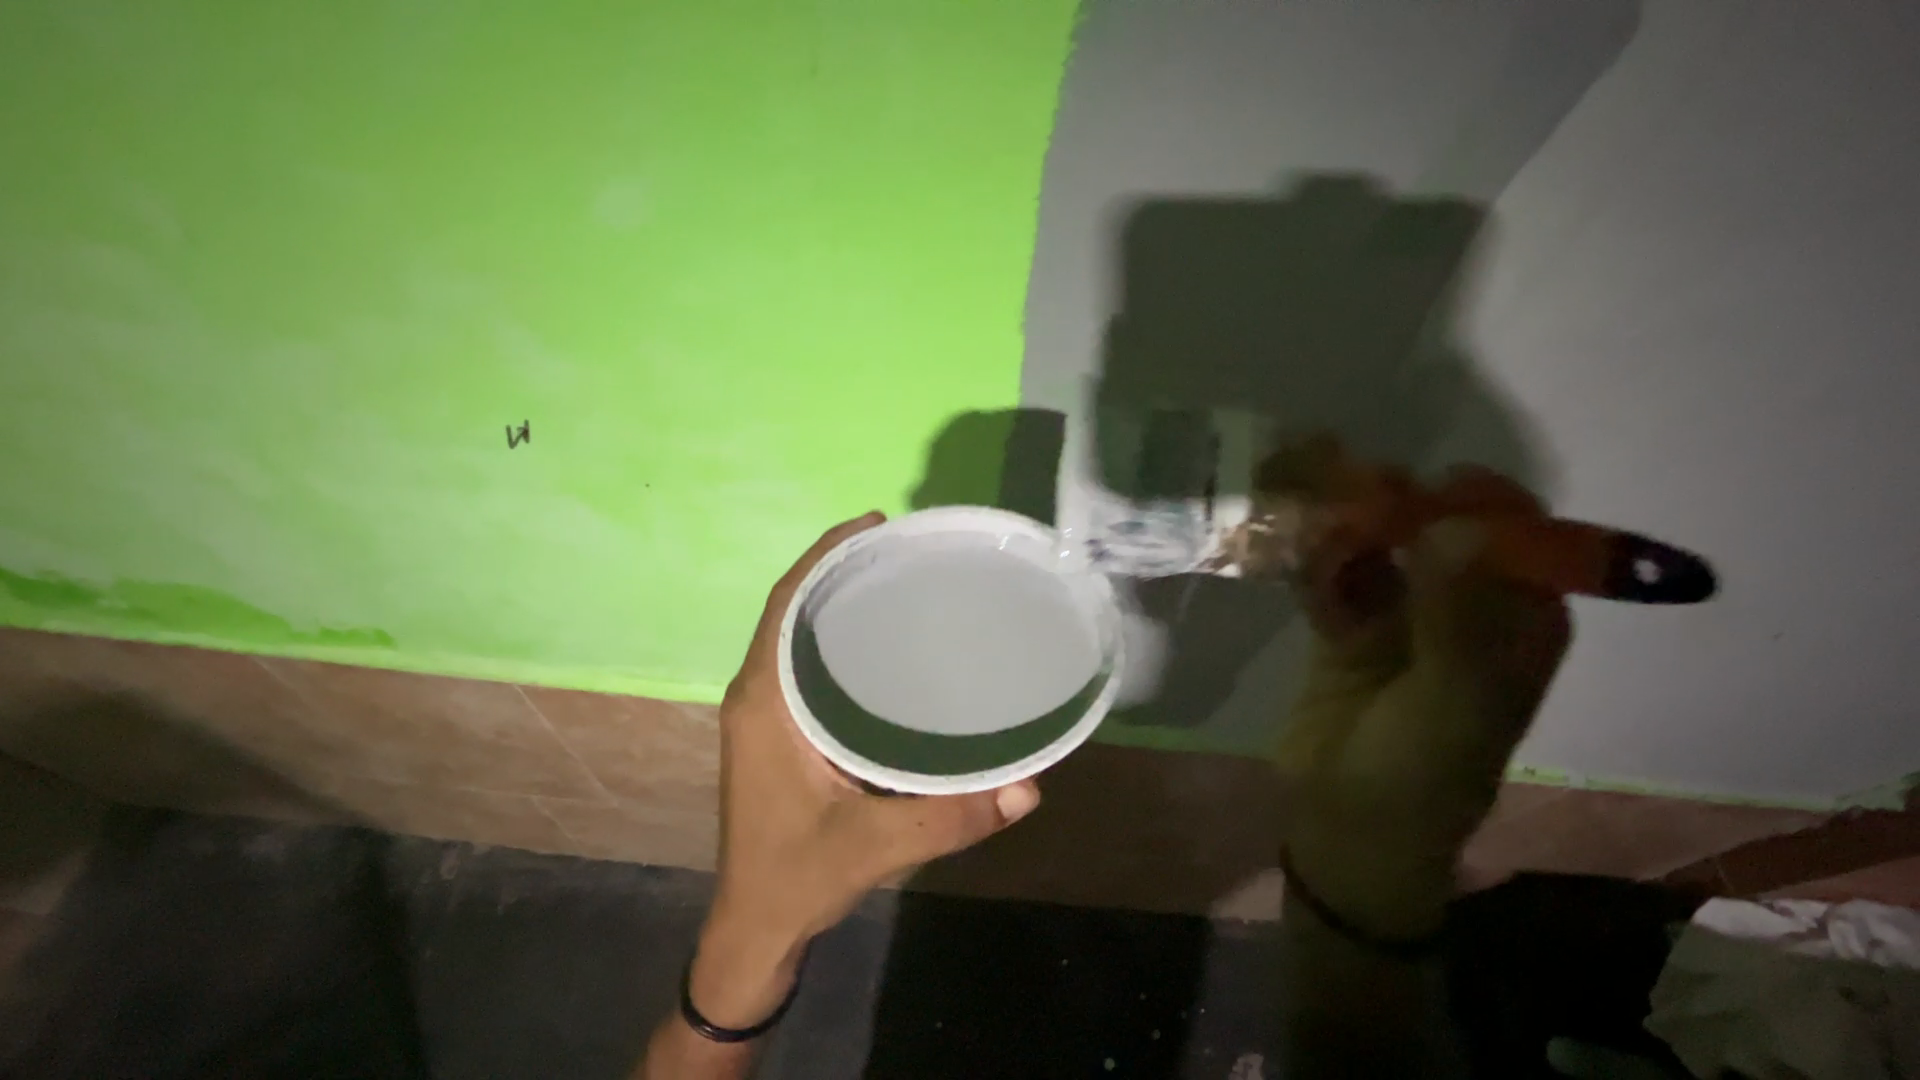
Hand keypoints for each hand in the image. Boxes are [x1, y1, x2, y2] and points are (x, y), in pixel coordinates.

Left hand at [691, 512, 1041, 1026]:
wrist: (754, 930)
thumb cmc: (794, 879)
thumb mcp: (871, 847)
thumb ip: (947, 818)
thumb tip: (1028, 787)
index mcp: (765, 702)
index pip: (784, 604)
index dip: (824, 555)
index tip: (875, 525)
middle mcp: (759, 695)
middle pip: (794, 608)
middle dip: (842, 569)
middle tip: (907, 550)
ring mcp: (766, 714)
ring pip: (799, 635)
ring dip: (840, 602)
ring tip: (902, 581)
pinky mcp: (781, 733)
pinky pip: (807, 664)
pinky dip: (839, 639)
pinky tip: (888, 646)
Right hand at [1268, 443, 1570, 940]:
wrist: (1345, 826)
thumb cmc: (1419, 775)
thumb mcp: (1451, 703)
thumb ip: (1455, 617)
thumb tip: (1455, 526)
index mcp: (1516, 620)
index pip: (1511, 534)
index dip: (1470, 501)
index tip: (1418, 487)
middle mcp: (1463, 604)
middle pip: (1433, 527)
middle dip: (1390, 501)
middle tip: (1337, 480)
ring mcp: (1400, 612)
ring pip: (1375, 544)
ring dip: (1340, 522)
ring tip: (1301, 503)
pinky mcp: (1344, 624)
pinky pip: (1331, 574)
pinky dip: (1312, 559)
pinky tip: (1291, 552)